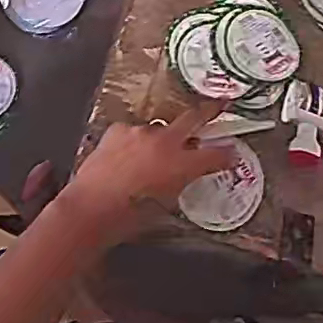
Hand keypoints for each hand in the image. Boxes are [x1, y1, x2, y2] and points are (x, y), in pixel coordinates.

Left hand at [62, 102, 235, 241]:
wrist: (90, 209)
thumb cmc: (129, 218)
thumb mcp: (165, 205)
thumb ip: (178, 183)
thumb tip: (180, 175)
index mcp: (182, 165)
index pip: (214, 155)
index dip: (226, 154)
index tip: (232, 153)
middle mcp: (165, 142)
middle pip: (194, 118)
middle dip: (210, 110)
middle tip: (221, 104)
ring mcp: (141, 132)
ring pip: (158, 129)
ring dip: (160, 139)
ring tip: (149, 156)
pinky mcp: (119, 130)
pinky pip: (132, 132)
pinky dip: (133, 142)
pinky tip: (124, 157)